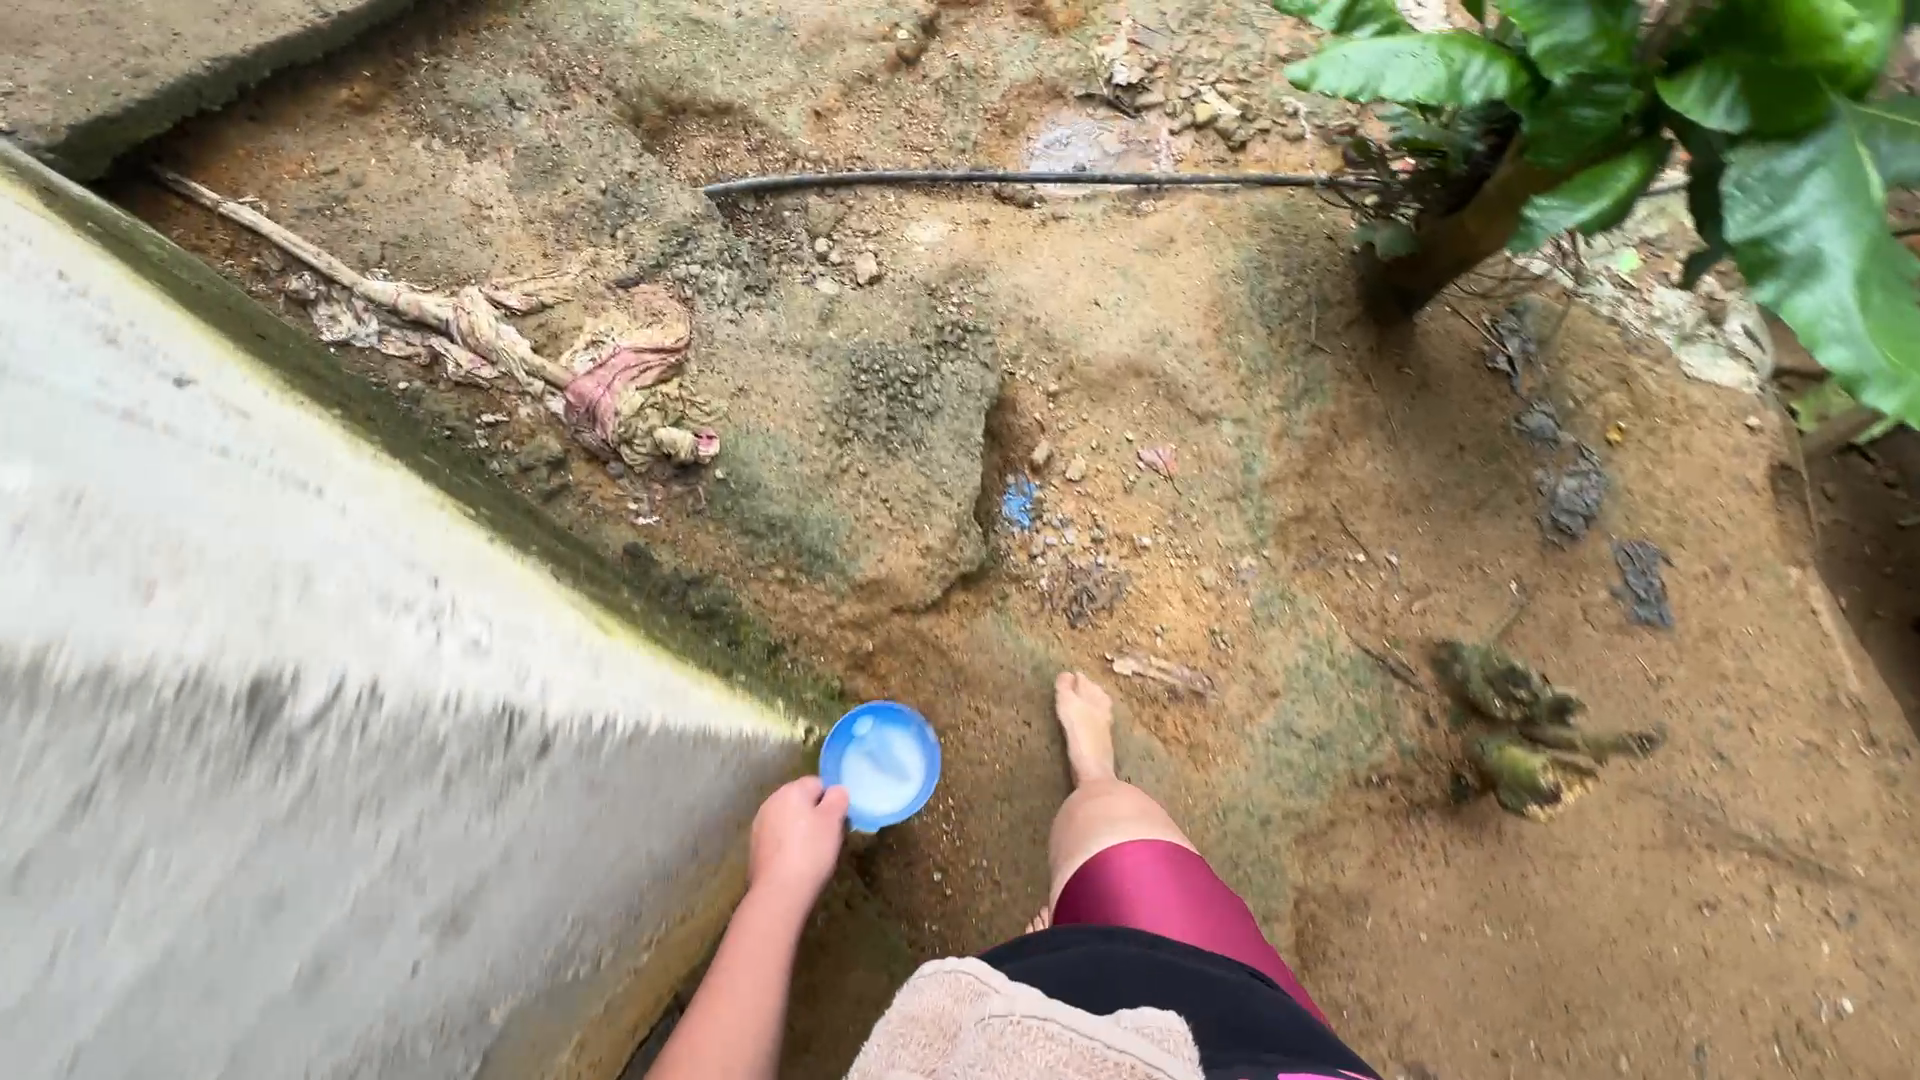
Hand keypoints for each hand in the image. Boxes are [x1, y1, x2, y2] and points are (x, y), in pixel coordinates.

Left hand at [747, 776, 848, 912]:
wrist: (779, 891)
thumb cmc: (811, 851)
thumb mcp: (833, 820)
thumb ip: (838, 798)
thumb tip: (836, 791)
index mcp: (791, 790)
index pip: (818, 783)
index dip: (831, 801)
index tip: (837, 822)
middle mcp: (772, 801)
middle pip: (801, 800)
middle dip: (815, 814)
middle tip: (828, 837)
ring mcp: (760, 824)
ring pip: (789, 819)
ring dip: (800, 829)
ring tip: (812, 852)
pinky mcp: (755, 845)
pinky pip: (778, 836)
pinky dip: (788, 844)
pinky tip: (796, 861)